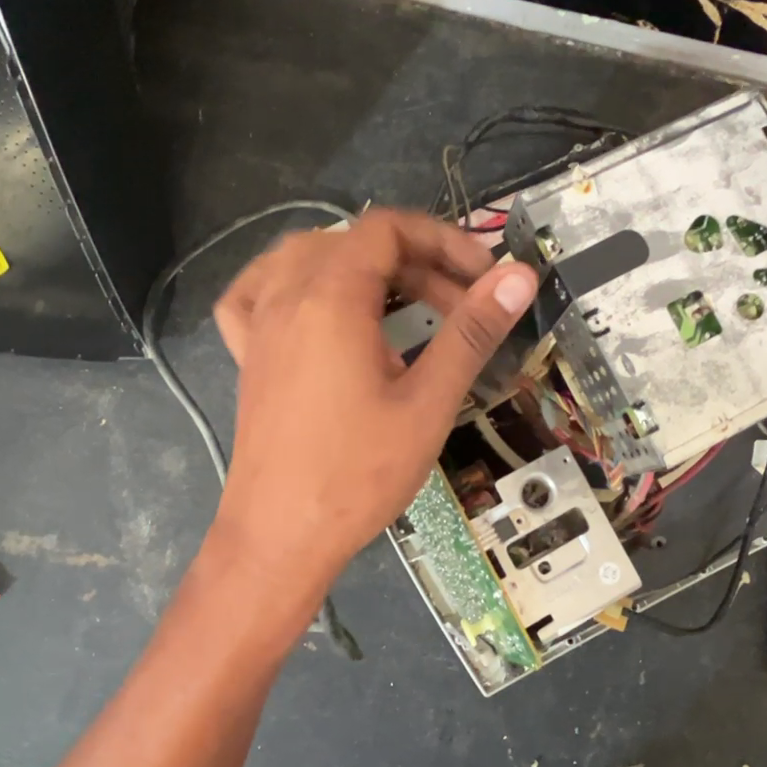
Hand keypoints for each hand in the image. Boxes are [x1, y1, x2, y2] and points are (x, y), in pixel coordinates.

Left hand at [210, 210, 537, 594]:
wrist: (281, 537)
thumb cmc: (358, 474)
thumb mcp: (428, 402)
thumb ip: (471, 331)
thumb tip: (519, 276)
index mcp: (330, 297)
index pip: (387, 229)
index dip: (443, 241)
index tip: (484, 278)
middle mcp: (286, 295)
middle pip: (353, 243)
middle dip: (416, 263)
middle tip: (462, 310)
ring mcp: (258, 324)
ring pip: (307, 257)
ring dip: (361, 267)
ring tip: (403, 302)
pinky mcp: (247, 355)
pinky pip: (258, 291)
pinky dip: (292, 282)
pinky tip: (315, 305)